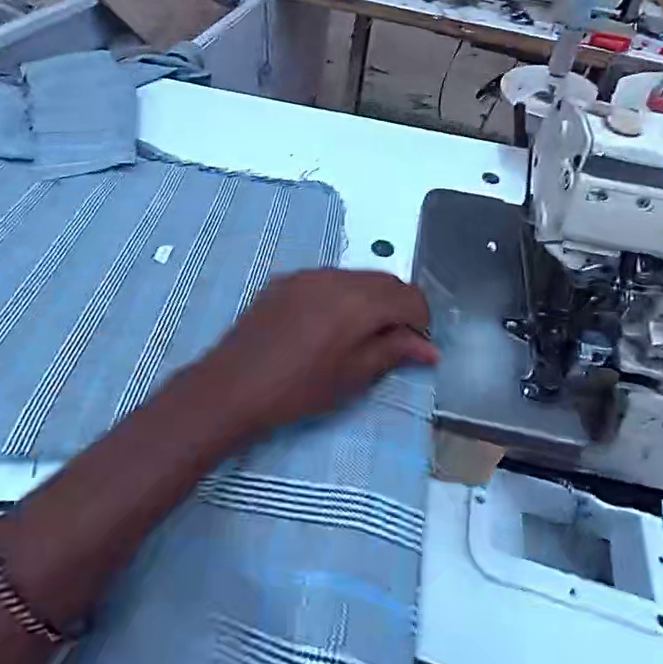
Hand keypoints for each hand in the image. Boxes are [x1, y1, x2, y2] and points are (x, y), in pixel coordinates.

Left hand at [184, 268, 434, 439]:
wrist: (234, 384)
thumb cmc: (299, 388)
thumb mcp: (353, 376)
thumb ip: (394, 351)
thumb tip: (428, 347)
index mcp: (358, 300)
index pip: (409, 296)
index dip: (422, 320)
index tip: (418, 347)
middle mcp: (335, 277)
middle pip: (384, 281)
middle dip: (399, 306)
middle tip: (396, 342)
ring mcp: (307, 275)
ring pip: (355, 277)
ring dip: (370, 299)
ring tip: (362, 335)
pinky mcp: (284, 280)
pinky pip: (326, 279)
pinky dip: (341, 295)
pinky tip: (328, 326)